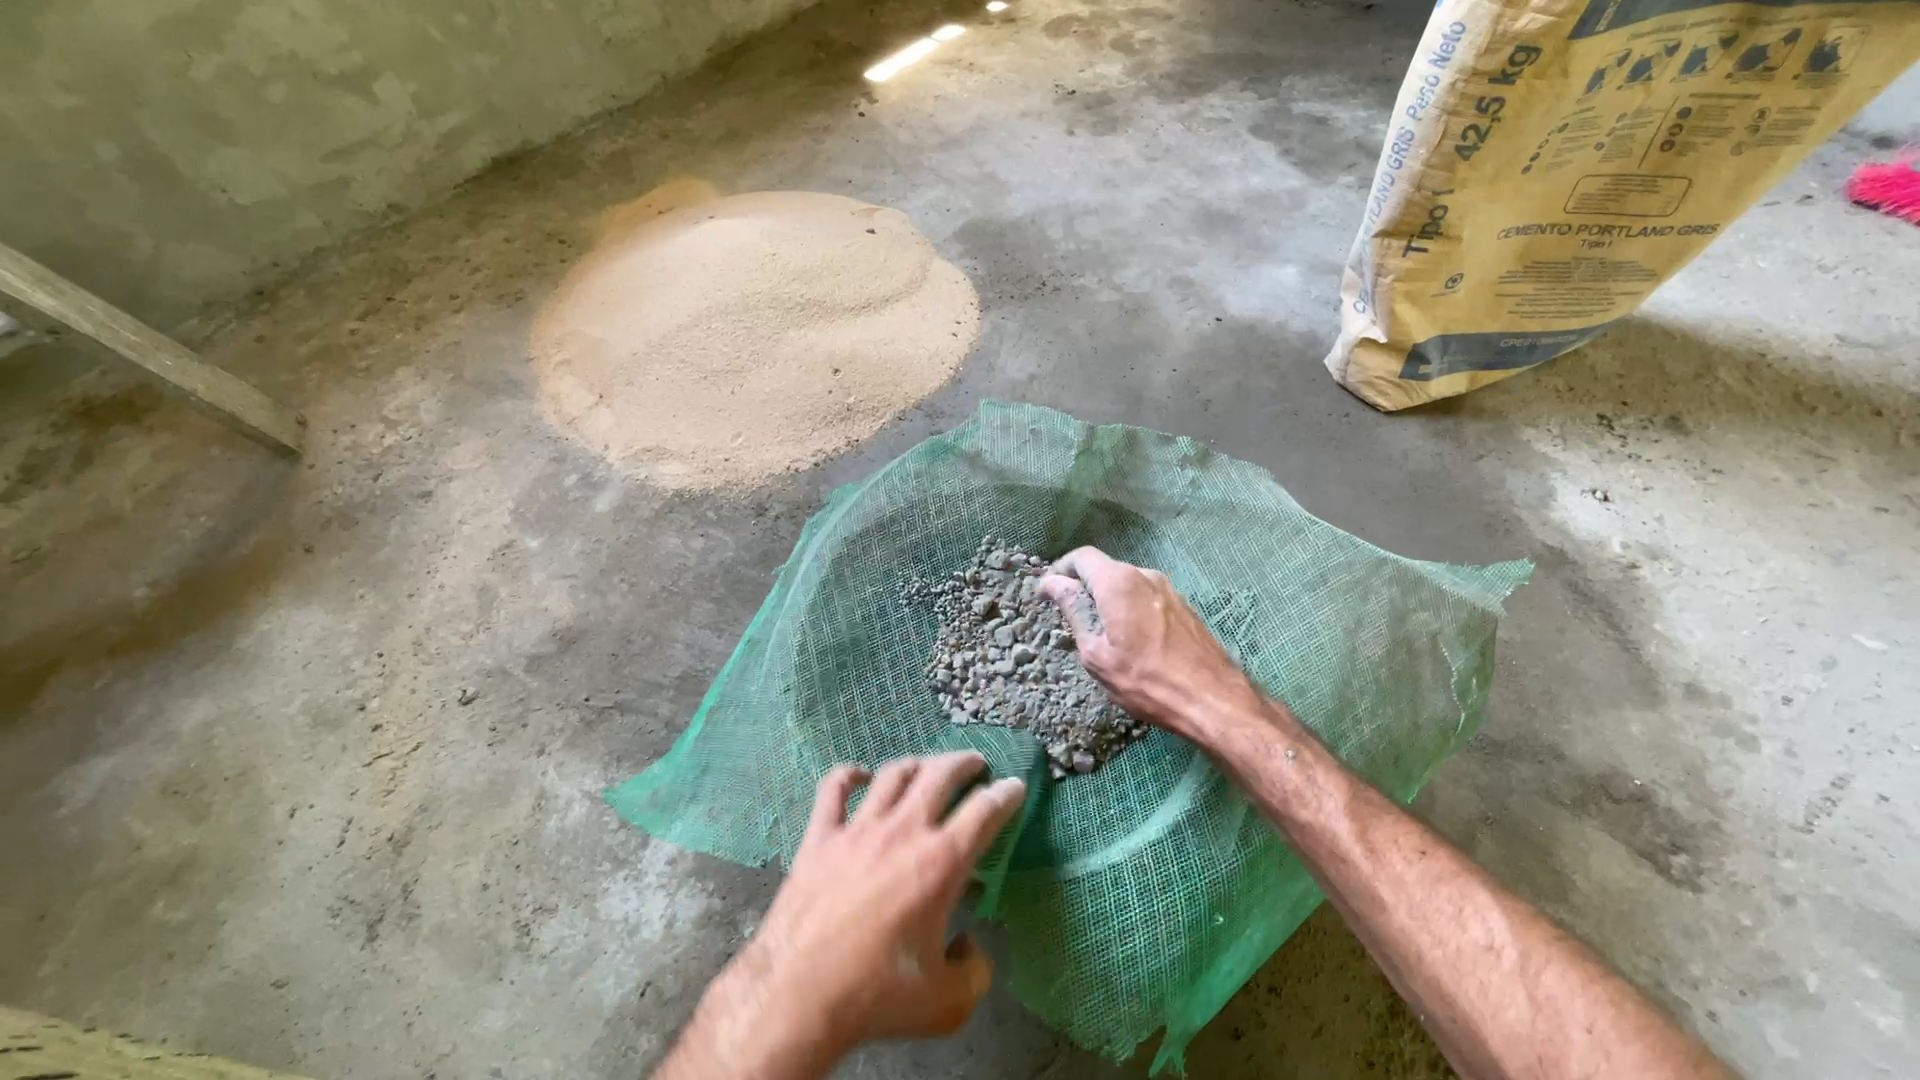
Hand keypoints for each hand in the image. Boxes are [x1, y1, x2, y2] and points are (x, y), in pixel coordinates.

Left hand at [660, 752, 1025, 1079]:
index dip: (1005, 794)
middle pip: (939, 775)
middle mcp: (903, 833)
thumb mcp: (948, 1002)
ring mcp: (857, 830)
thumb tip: (970, 946)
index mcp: (941, 864)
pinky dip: (847, 775)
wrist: (799, 995)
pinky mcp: (819, 837)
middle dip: (963, 762)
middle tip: (975, 762)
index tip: (1014, 785)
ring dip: (915, 764)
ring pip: (892, 774)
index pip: (984, 812)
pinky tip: (857, 775)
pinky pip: (833, 790)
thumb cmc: (877, 995)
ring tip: (925, 766)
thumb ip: (975, 971)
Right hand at [1038, 546, 1263, 744]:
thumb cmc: (1145, 680)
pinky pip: (1146, 597)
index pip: (1081, 557)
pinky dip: (1130, 608)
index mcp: (1119, 582)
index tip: (1047, 595)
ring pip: (1127, 584)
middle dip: (1084, 587)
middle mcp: (1145, 575)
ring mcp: (1169, 589)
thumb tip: (1053, 583)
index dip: (1060, 571)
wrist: (1212, 700)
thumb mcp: (1096, 653)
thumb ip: (1074, 611)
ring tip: (1101, 634)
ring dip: (1108, 600)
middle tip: (1070, 619)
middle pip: (1105, 569)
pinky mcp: (1183, 606)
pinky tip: (1131, 640)